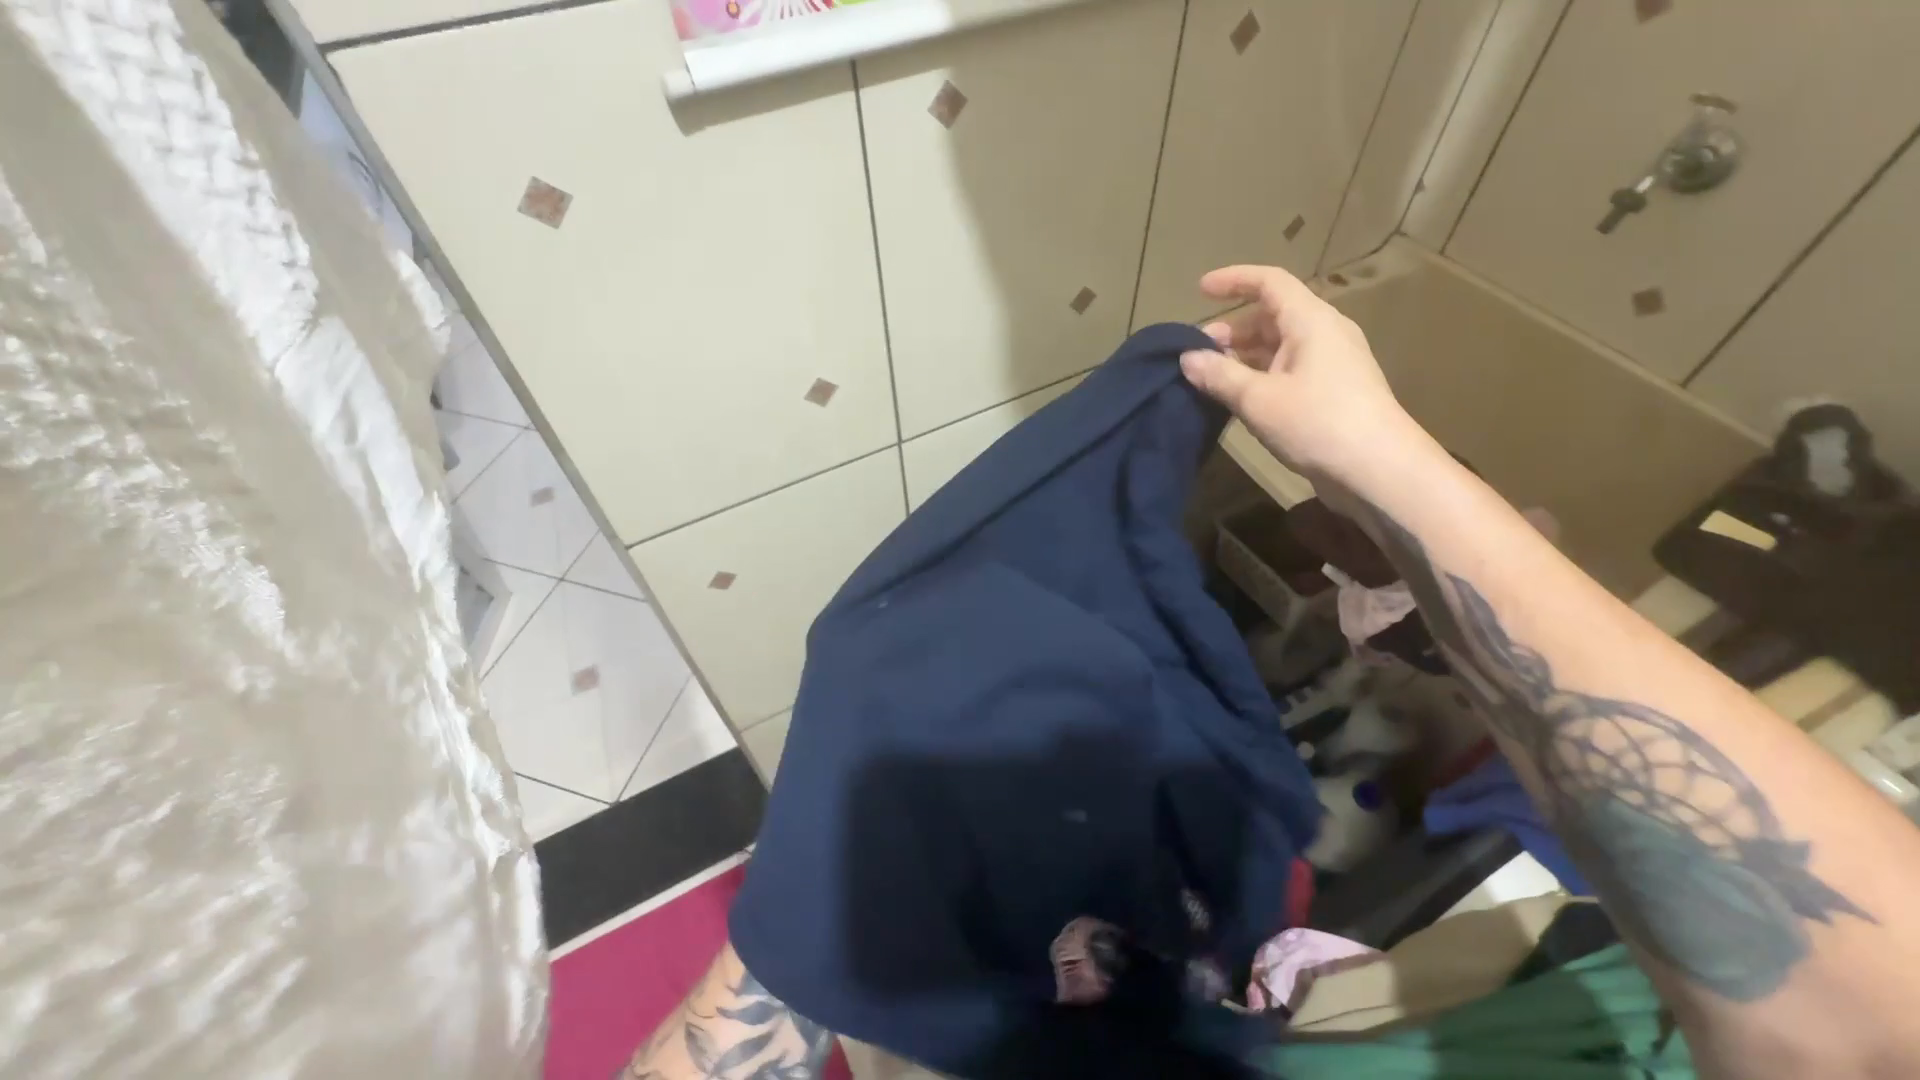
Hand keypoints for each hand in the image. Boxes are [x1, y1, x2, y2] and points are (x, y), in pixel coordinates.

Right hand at [1178, 265, 1428, 490]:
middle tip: (1198, 352)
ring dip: (1244, 356)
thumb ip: (1219, 375)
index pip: (1269, 282)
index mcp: (1311, 321)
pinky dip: (1260, 376)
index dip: (1233, 280)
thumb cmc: (1318, 423)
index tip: (1199, 291)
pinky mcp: (1333, 392)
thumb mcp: (1258, 399)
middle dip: (1232, 329)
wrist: (1379, 470)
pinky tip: (1240, 399)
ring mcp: (1332, 364)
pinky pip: (1289, 370)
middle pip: (1272, 316)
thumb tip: (1187, 358)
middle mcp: (1324, 334)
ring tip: (1211, 378)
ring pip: (1280, 346)